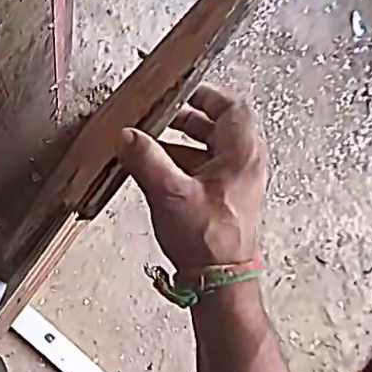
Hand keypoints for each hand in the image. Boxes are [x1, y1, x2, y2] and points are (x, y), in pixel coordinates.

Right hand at [118, 83, 265, 270]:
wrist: (218, 278)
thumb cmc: (206, 239)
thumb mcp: (169, 193)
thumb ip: (146, 160)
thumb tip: (127, 136)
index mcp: (241, 154)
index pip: (232, 108)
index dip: (205, 97)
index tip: (180, 93)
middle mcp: (244, 165)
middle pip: (220, 127)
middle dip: (187, 120)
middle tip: (159, 118)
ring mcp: (235, 184)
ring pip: (210, 150)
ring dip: (181, 144)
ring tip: (150, 147)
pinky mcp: (223, 200)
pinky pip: (204, 171)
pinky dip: (182, 165)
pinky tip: (157, 174)